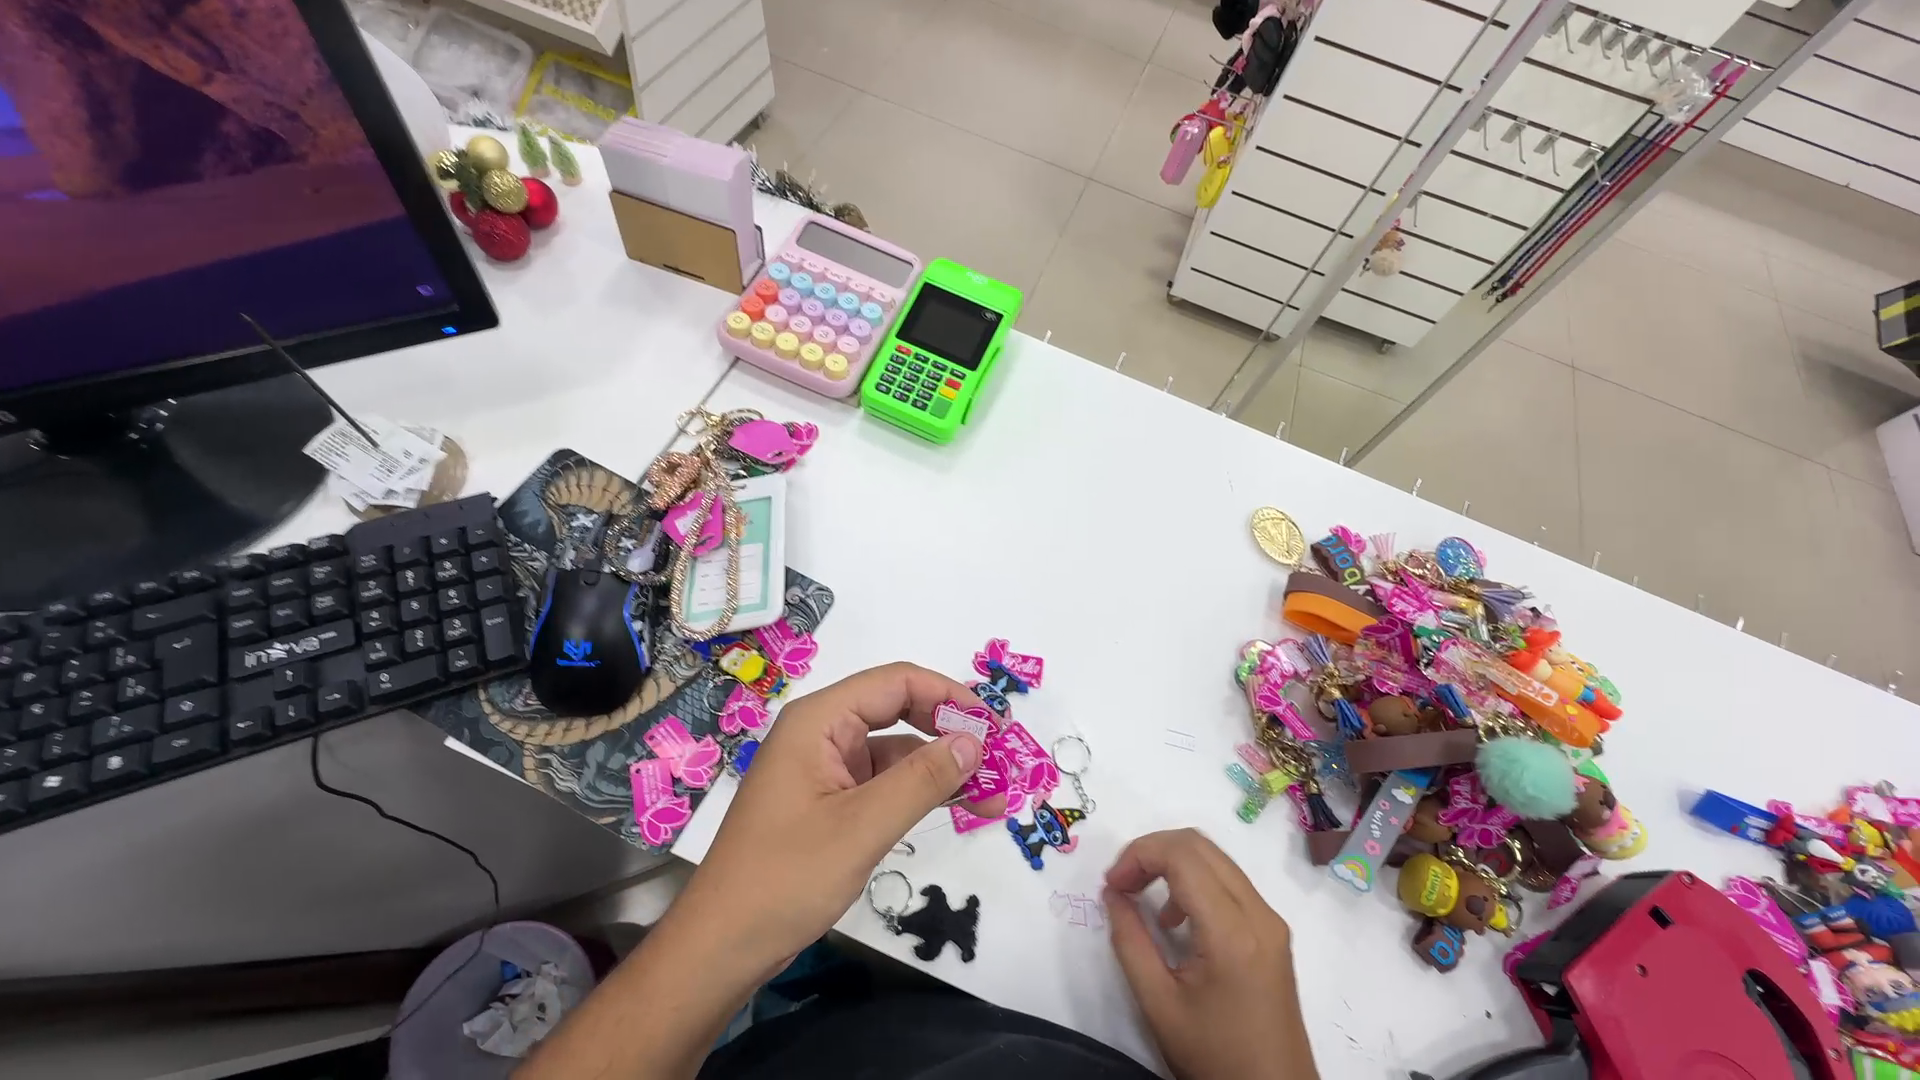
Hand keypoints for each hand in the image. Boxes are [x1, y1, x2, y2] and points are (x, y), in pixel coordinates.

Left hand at [678, 662, 1003, 977]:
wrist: (723, 946)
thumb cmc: (786, 878)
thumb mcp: (862, 827)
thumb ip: (921, 780)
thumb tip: (974, 740)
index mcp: (819, 720)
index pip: (895, 683)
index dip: (948, 696)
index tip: (994, 727)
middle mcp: (821, 733)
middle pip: (898, 711)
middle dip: (949, 733)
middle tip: (998, 760)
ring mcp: (824, 768)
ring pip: (895, 750)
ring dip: (940, 768)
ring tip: (992, 797)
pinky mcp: (828, 801)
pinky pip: (882, 782)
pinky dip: (918, 791)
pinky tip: (954, 808)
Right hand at [1104, 829, 1319, 1079]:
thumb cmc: (1214, 1056)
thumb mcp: (1158, 1004)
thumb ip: (1129, 941)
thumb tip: (1113, 894)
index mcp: (1232, 932)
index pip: (1183, 855)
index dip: (1139, 855)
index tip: (1112, 885)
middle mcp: (1259, 914)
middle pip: (1200, 845)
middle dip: (1152, 851)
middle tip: (1122, 883)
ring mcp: (1270, 920)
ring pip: (1215, 858)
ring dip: (1172, 863)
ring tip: (1141, 897)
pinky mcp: (1271, 931)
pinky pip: (1229, 881)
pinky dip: (1193, 880)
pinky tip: (1175, 919)